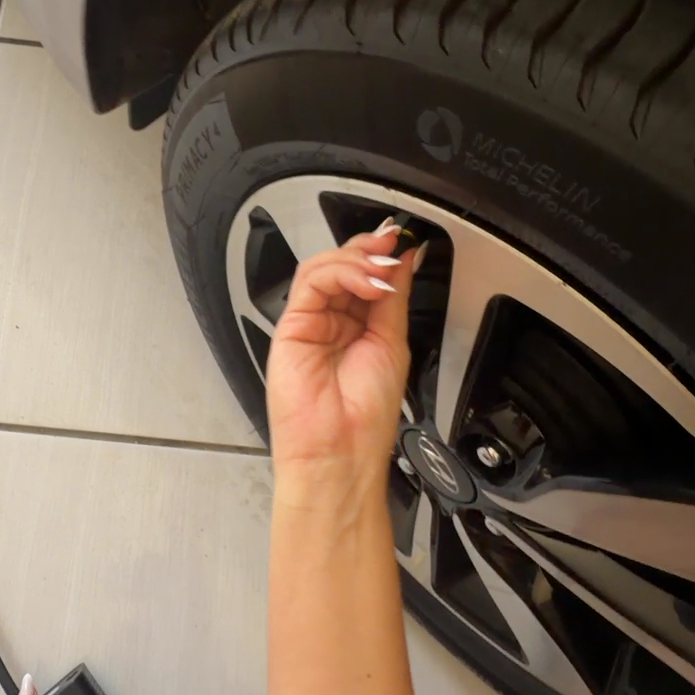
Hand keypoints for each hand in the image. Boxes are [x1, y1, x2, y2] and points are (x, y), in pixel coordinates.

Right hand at [265, 221, 419, 491]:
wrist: (341, 450)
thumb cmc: (365, 416)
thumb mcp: (392, 343)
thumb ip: (394, 299)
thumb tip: (404, 260)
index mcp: (357, 327)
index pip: (365, 277)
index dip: (381, 256)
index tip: (402, 244)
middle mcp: (331, 322)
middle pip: (341, 266)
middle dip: (368, 249)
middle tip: (390, 244)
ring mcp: (309, 323)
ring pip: (322, 268)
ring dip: (355, 260)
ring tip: (379, 270)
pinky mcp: (290, 326)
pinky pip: (309, 284)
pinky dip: (340, 273)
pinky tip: (365, 283)